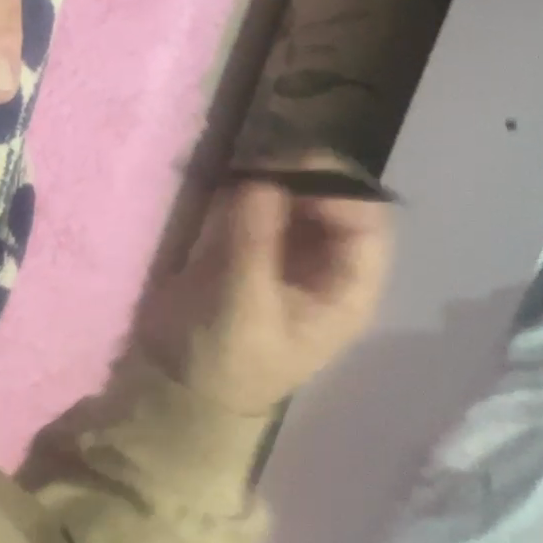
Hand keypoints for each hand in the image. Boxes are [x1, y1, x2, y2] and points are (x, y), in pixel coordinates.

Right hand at [136, 154, 396, 415]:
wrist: (177, 384)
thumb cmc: (227, 358)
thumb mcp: (244, 306)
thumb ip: (253, 243)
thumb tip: (261, 179)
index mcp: (344, 287)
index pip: (364, 222)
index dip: (334, 189)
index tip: (284, 166)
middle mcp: (319, 262)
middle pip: (327, 201)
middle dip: (295, 173)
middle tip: (251, 158)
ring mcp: (277, 251)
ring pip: (287, 197)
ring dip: (262, 175)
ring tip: (231, 163)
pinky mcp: (237, 245)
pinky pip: (248, 204)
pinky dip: (236, 186)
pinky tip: (217, 178)